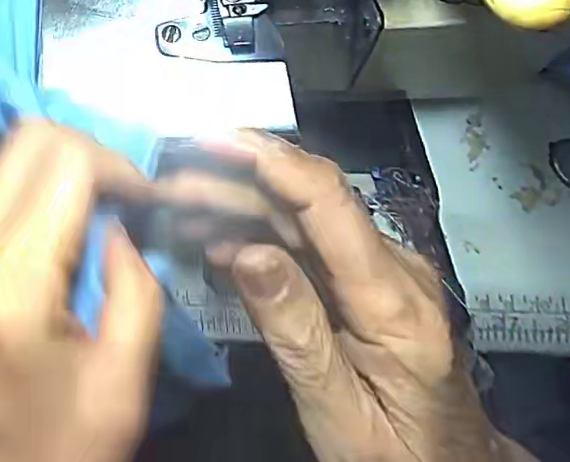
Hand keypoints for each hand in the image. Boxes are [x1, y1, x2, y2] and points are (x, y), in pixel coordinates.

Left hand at [0, 121, 164, 461]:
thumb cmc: (41, 454)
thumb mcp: (116, 390)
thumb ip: (134, 293)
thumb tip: (118, 229)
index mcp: (10, 271)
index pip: (67, 158)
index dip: (118, 166)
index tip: (147, 202)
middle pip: (31, 135)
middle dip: (88, 150)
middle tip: (124, 196)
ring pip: (12, 155)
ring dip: (63, 166)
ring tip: (101, 212)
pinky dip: (39, 187)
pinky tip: (66, 231)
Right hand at [207, 132, 525, 461]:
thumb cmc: (400, 460)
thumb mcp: (342, 419)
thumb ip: (297, 336)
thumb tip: (247, 253)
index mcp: (394, 302)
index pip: (328, 199)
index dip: (268, 158)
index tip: (212, 140)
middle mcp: (391, 265)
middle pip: (300, 198)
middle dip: (229, 181)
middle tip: (169, 183)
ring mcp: (375, 264)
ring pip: (293, 211)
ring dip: (232, 204)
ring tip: (178, 208)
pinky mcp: (359, 271)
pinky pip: (299, 236)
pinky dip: (251, 231)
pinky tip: (213, 238)